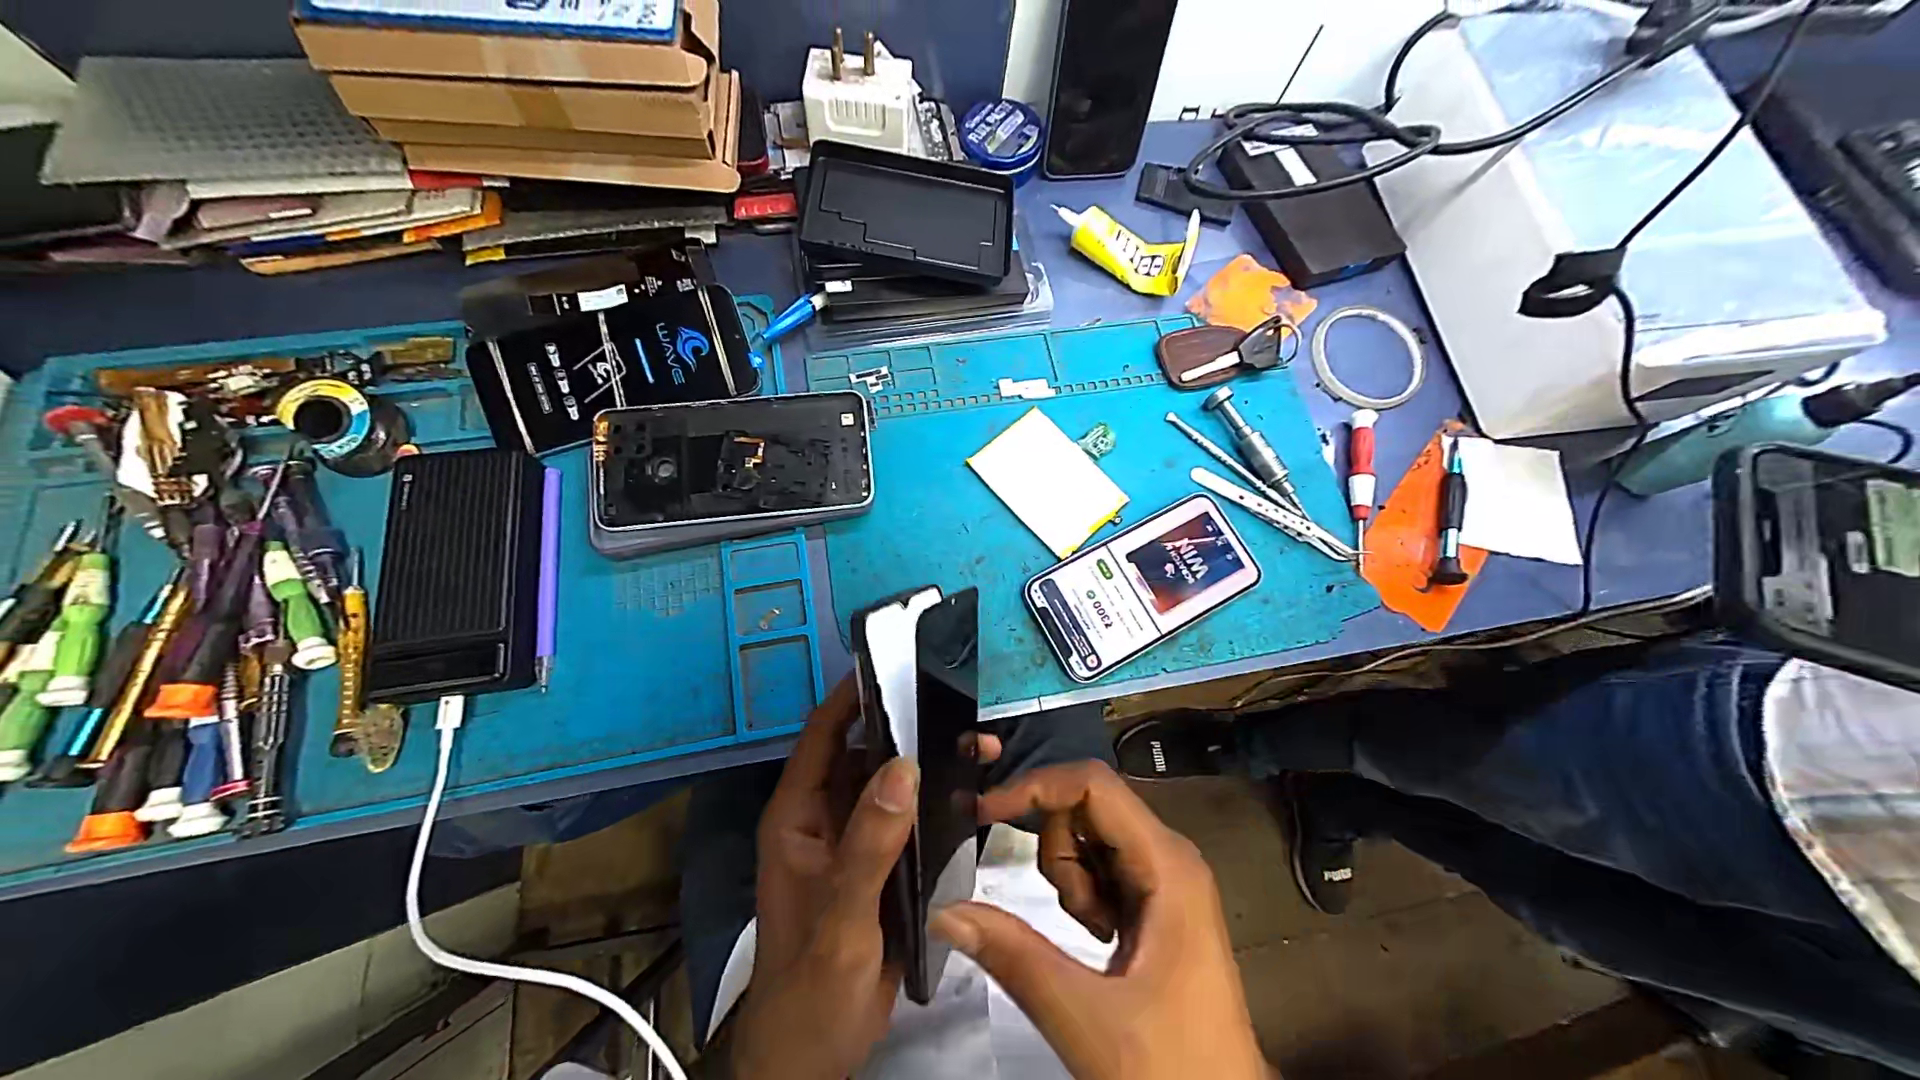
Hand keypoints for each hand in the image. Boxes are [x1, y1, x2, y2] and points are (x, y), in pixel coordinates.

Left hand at [727, 678, 1000, 1079]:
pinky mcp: (883, 865)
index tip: (891, 663)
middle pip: (866, 755)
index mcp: (798, 815)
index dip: (851, 696)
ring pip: (892, 786)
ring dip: (928, 766)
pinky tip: (970, 793)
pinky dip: (936, 803)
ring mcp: (857, 840)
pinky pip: (910, 819)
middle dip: (907, 730)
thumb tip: (903, 766)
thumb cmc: (810, 984)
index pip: (823, 737)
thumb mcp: (839, 913)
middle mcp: (826, 817)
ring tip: (976, 746)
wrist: (817, 1053)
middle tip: (956, 707)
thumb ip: (869, 843)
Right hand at [930, 761, 1272, 1079]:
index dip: (1035, 787)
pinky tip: (1099, 937)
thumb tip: (943, 911)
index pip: (1093, 785)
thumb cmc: (1172, 1067)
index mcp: (1167, 863)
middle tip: (1069, 916)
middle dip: (1056, 851)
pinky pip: (1099, 868)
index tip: (982, 813)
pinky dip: (1081, 895)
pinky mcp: (1154, 900)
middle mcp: (1169, 854)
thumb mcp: (1085, 1016)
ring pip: (1088, 838)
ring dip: (1068, 880)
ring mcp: (1164, 876)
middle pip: (1087, 809)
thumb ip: (1013, 956)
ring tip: (1093, 937)